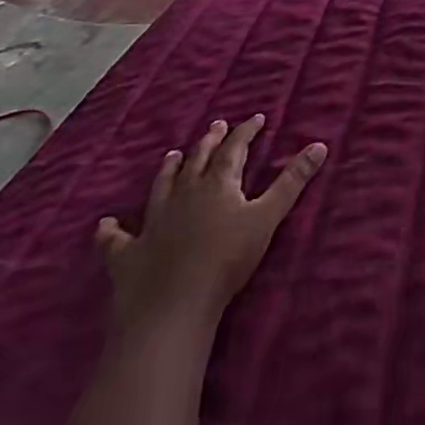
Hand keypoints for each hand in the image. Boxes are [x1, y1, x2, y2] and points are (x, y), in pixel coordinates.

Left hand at [94, 114, 327, 331]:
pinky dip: (111, 231)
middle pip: (198, 160)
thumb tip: (319, 145)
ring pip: (161, 186)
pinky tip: (105, 225)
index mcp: (217, 184)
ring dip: (168, 169)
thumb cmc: (227, 259)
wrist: (173, 306)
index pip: (234, 148)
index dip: (246, 132)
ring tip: (172, 155)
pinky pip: (116, 238)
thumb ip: (292, 181)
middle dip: (210, 142)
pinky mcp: (127, 253)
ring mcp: (152, 222)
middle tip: (217, 126)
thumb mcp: (268, 217)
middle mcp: (183, 194)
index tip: (257, 118)